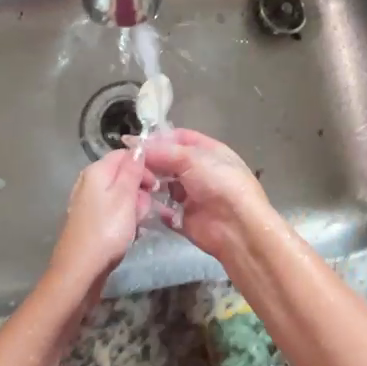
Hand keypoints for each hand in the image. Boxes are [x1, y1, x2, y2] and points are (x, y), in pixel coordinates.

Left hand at [49, 149, 156, 287]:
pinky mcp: (90, 220)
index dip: (144, 166)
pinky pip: (112, 211)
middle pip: (122, 175)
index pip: (125, 154)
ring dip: (133, 207)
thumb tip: (139, 147)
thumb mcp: (125, 197)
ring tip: (136, 224)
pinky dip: (123, 219)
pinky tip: (128, 233)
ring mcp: (88, 202)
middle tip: (145, 209)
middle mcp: (89, 182)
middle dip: (139, 190)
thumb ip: (133, 171)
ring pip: (120, 195)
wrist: (79, 271)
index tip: (157, 185)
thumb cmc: (106, 231)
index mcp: (96, 171)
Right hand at [134, 128, 276, 260]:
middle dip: (151, 163)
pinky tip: (140, 203)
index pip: (179, 138)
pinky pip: (164, 211)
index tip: (135, 144)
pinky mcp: (185, 219)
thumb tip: (135, 145)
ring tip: (134, 184)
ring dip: (151, 184)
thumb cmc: (219, 183)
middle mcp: (200, 171)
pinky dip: (153, 208)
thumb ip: (162, 152)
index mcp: (207, 151)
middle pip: (169, 162)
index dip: (158, 139)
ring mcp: (192, 196)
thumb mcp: (191, 158)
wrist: (237, 227)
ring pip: (164, 186)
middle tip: (129, 166)